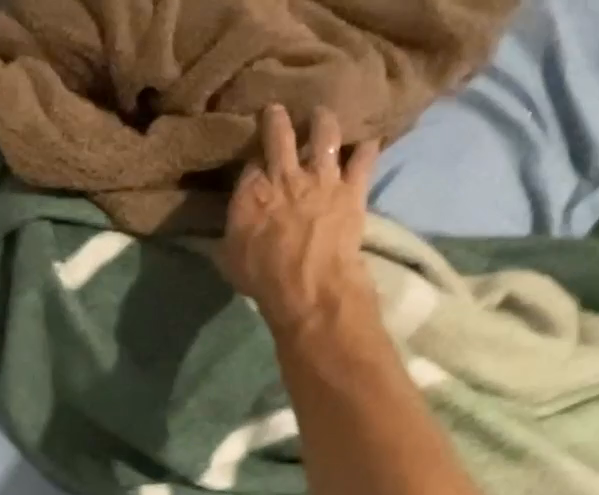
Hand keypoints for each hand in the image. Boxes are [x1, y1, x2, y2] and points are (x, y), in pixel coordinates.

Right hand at [218, 105, 380, 333]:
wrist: (308, 283)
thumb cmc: (260, 275)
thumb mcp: (228, 256)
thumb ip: (230, 231)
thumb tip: (227, 223)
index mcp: (249, 193)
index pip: (249, 165)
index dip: (250, 158)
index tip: (251, 157)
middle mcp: (284, 176)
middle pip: (280, 137)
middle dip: (277, 120)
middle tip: (277, 108)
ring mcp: (322, 178)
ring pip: (324, 135)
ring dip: (323, 120)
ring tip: (322, 113)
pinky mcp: (353, 187)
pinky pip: (365, 157)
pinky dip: (368, 146)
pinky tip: (371, 137)